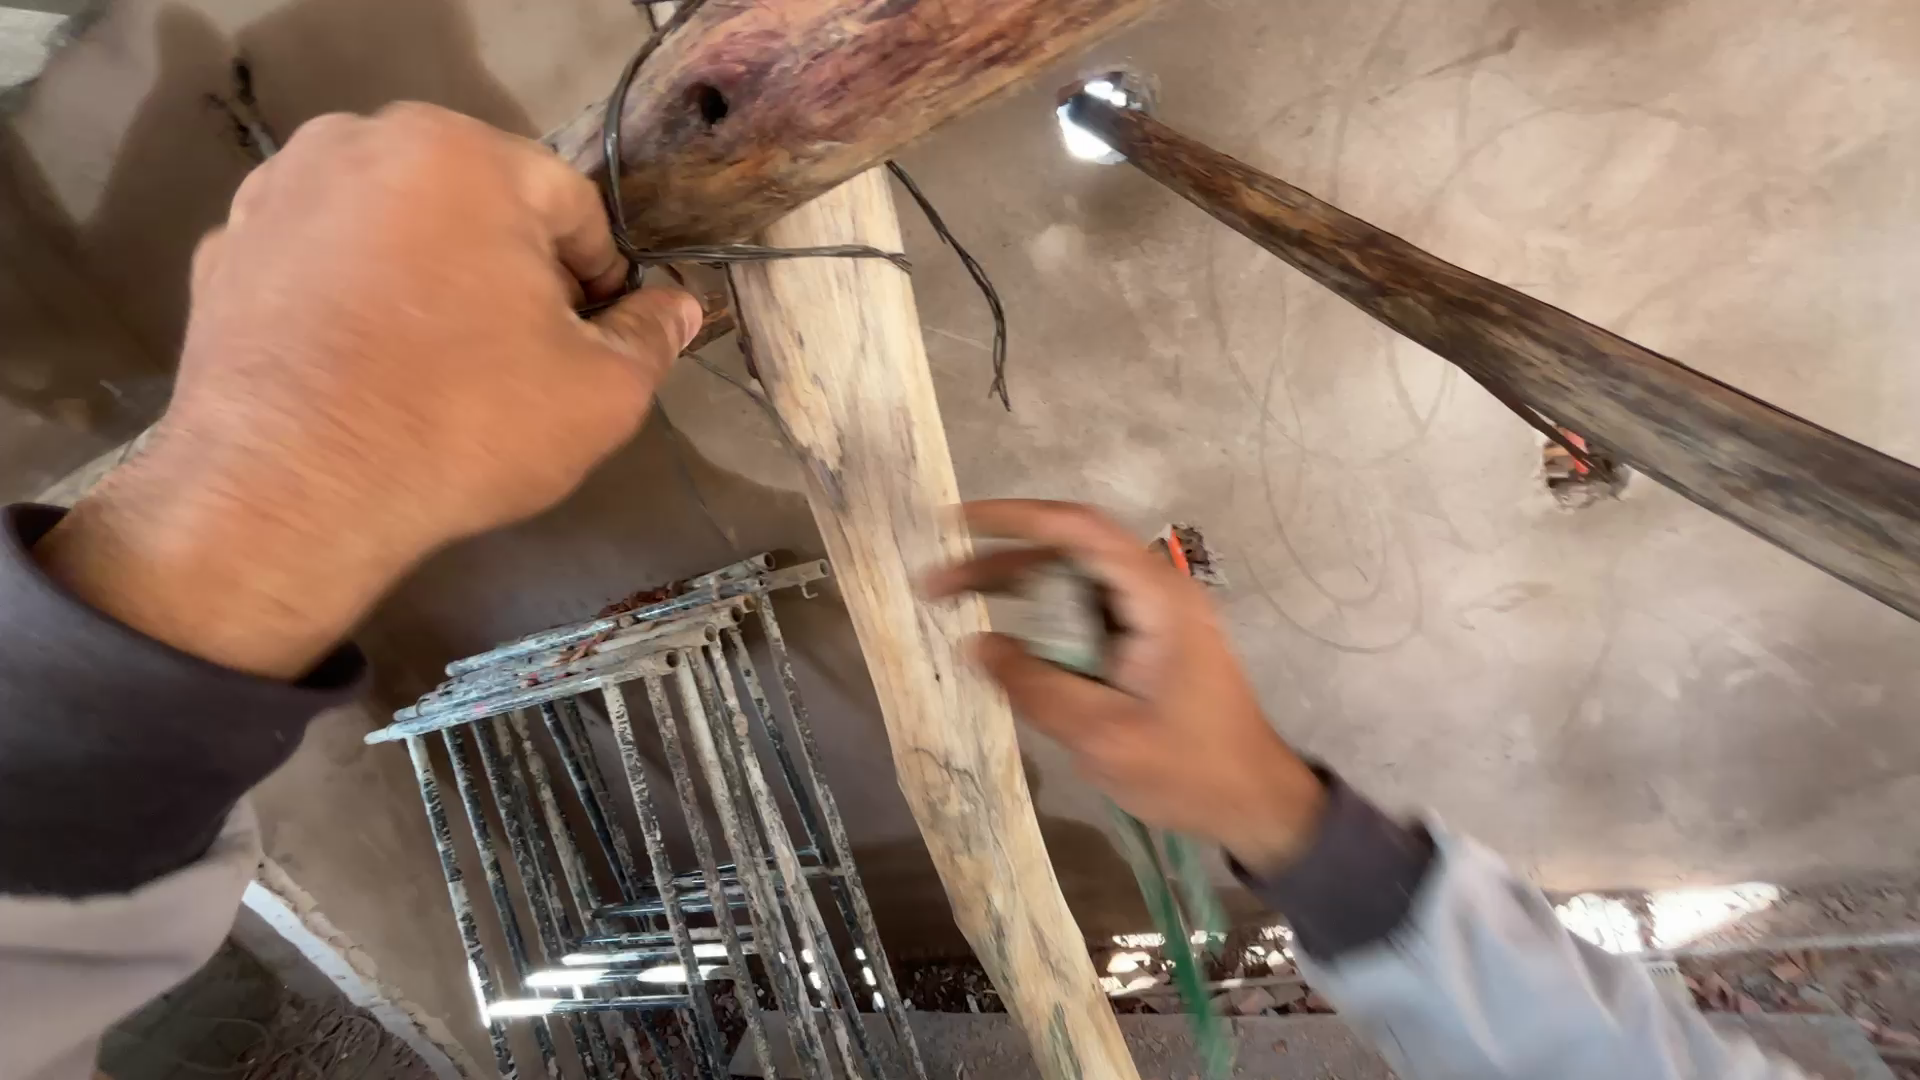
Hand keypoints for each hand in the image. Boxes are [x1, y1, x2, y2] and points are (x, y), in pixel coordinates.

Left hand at [35, 104, 700, 678]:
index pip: (574, 205)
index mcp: (466, 160)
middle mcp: (362, 144)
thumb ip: (653, 335)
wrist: (298, 491)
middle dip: (527, 272)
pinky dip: (377, 294)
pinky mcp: (228, 248)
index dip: (605, 276)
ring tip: (460, 360)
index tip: (601, 337)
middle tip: (536, 351)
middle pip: (489, 206)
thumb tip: (680, 306)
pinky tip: (389, 363)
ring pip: (412, 226)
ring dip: (454, 279)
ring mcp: (280, 190)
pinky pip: (341, 257)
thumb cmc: (477, 423)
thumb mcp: (607, 389)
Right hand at [924, 500, 1326, 873]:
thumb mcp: (1102, 736)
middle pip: (1069, 550)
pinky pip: (1084, 607)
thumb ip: (1034, 685)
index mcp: (1156, 598)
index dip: (1015, 517)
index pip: (1078, 530)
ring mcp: (1153, 612)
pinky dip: (1041, 611)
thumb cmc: (1188, 771)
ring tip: (958, 598)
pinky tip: (1008, 631)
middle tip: (940, 582)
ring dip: (1017, 583)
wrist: (1256, 803)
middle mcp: (1155, 589)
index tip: (957, 523)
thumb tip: (977, 644)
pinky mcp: (1147, 636)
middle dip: (1001, 559)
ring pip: (1073, 578)